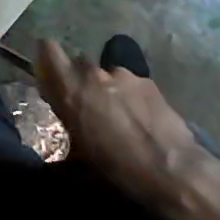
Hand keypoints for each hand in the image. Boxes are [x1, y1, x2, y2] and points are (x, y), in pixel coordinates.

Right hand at [37, 39, 207, 211]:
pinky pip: (128, 82)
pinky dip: (129, 95)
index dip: (47, 57)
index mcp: (72, 90)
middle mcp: (94, 75)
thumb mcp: (80, 154)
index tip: (51, 74)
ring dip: (106, 89)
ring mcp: (123, 75)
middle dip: (79, 80)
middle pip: (78, 64)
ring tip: (118, 117)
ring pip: (105, 74)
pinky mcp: (147, 80)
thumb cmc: (118, 169)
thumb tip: (64, 112)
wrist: (172, 170)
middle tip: (87, 107)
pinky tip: (140, 118)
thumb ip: (67, 121)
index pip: (48, 49)